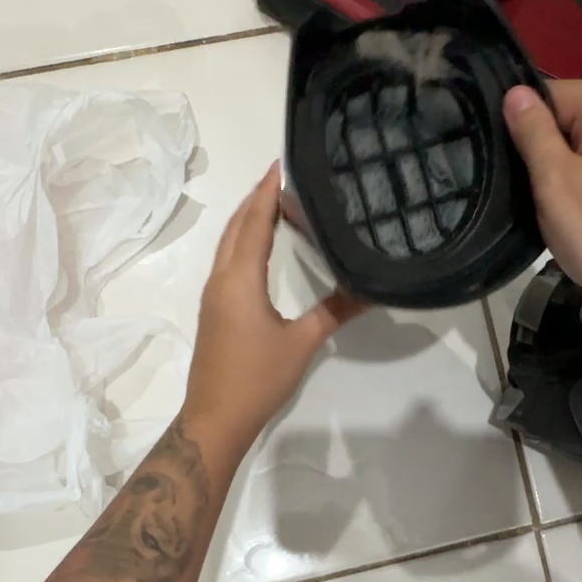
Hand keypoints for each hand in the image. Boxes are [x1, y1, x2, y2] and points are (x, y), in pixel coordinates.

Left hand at [181, 163, 366, 448]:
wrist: (216, 418)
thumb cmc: (257, 379)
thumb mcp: (302, 344)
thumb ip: (334, 312)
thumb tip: (369, 291)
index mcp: (240, 279)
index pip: (254, 222)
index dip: (268, 191)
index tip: (283, 163)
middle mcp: (220, 279)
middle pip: (235, 227)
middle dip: (256, 199)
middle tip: (284, 178)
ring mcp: (212, 296)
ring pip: (227, 245)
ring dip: (247, 221)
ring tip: (275, 204)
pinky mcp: (213, 312)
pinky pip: (227, 263)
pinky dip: (242, 244)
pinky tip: (260, 249)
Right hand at [503, 82, 581, 314]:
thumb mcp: (553, 180)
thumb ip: (533, 132)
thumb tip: (517, 92)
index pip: (558, 92)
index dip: (529, 123)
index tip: (518, 164)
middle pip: (580, 117)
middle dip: (552, 148)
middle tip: (536, 193)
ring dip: (572, 169)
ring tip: (561, 209)